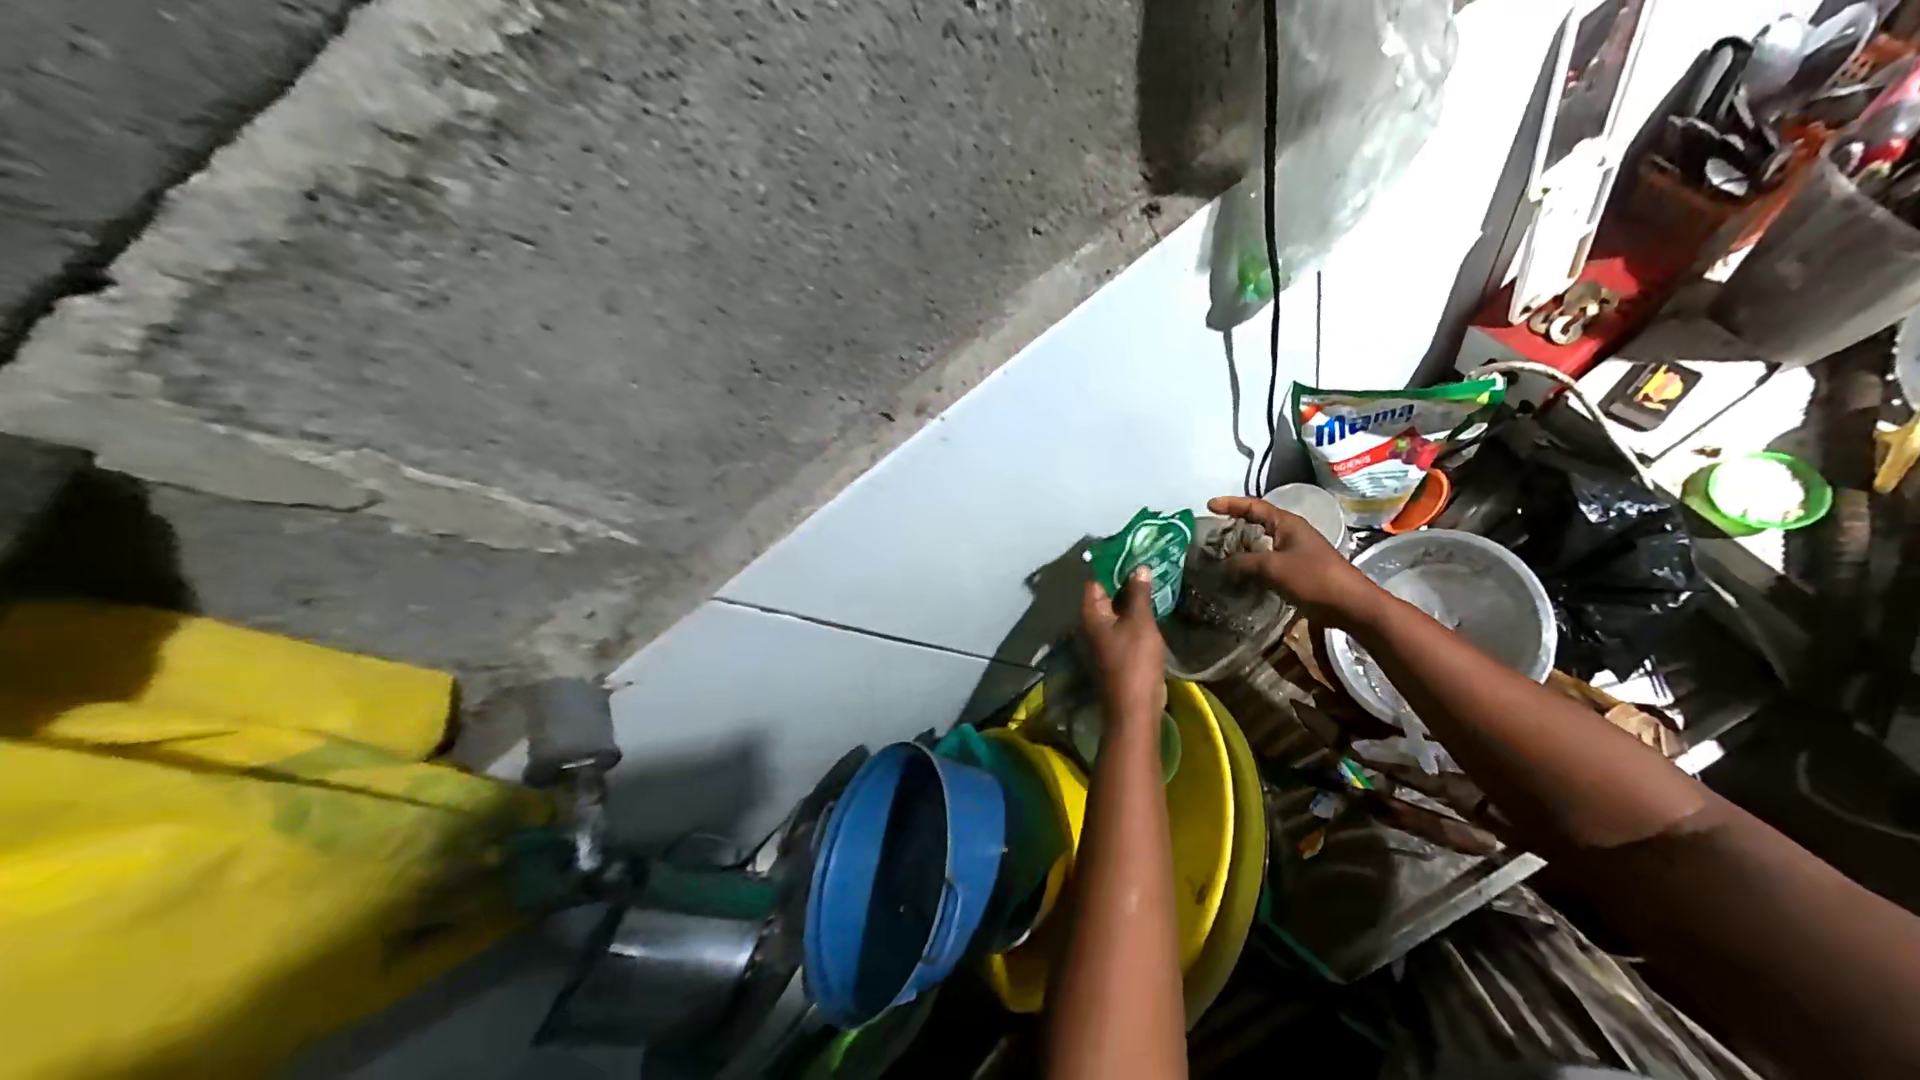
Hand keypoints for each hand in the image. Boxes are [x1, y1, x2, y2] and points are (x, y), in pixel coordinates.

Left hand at [1080, 567, 1167, 724]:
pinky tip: (1153, 602)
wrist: (1134, 706)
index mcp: (1090, 612)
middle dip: (1125, 576)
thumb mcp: (1139, 622)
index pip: (1096, 578)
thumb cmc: (1134, 661)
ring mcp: (1103, 636)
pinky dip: (1136, 611)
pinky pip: (1124, 621)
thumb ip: (1138, 593)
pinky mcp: (1116, 648)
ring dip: (1132, 593)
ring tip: (1153, 574)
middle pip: (1105, 591)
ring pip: (1116, 607)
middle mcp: (1091, 622)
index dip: (1112, 562)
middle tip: (1147, 557)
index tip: (1132, 548)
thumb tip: (1138, 567)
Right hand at [1206, 495, 1383, 628]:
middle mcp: (1291, 533)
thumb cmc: (1313, 578)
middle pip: (1257, 523)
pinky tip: (1238, 575)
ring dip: (1241, 547)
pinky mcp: (1296, 571)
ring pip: (1261, 544)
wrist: (1349, 605)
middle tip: (1211, 531)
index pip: (1254, 506)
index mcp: (1287, 524)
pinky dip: (1250, 565)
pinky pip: (1267, 562)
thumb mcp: (1273, 567)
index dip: (1231, 504)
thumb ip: (1244, 563)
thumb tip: (1222, 565)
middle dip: (1234, 524)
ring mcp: (1295, 552)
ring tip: (1219, 553)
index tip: (1209, 506)